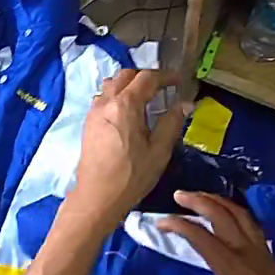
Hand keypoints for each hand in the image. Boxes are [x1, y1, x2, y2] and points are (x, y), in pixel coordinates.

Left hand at [65, 69, 187, 231]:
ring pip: (112, 84)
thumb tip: (185, 103)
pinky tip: (129, 112)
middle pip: (127, 75)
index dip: (166, 76)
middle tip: (164, 87)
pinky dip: (118, 95)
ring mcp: (94, 111)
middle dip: (147, 77)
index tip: (180, 80)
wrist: (98, 198)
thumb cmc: (132, 176)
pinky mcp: (89, 122)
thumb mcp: (159, 150)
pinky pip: (104, 97)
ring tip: (146, 97)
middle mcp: (106, 102)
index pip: (147, 78)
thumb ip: (172, 122)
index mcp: (126, 105)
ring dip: (130, 84)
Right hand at [152, 191, 274, 274]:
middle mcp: (249, 252)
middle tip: (179, 194)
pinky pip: (252, 225)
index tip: (159, 222)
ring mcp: (263, 253)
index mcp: (232, 267)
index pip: (201, 236)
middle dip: (200, 200)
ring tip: (202, 198)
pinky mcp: (270, 259)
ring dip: (220, 202)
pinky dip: (236, 213)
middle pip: (224, 215)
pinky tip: (229, 218)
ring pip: (241, 215)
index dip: (178, 225)